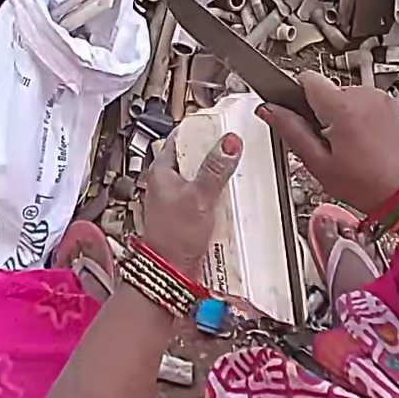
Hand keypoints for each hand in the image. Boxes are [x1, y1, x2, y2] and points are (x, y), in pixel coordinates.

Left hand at [138, 132, 241, 271]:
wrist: (170, 274)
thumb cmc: (174, 236)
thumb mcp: (199, 197)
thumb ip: (215, 169)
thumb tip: (230, 141)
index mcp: (161, 171)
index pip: (180, 138)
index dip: (199, 129)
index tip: (220, 124)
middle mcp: (166, 182)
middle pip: (193, 157)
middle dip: (213, 152)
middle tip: (234, 146)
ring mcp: (176, 199)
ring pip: (200, 176)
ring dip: (217, 173)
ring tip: (237, 167)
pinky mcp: (187, 214)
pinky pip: (205, 195)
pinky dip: (217, 192)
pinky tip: (232, 195)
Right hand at [256, 71, 398, 214]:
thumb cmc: (366, 184)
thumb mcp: (318, 162)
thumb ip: (291, 131)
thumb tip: (269, 109)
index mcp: (342, 107)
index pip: (307, 78)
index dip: (297, 97)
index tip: (301, 116)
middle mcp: (363, 95)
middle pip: (325, 90)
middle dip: (320, 111)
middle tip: (327, 142)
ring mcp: (379, 98)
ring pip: (343, 96)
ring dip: (339, 114)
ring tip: (347, 145)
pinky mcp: (389, 103)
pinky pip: (361, 101)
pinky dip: (357, 116)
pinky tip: (362, 140)